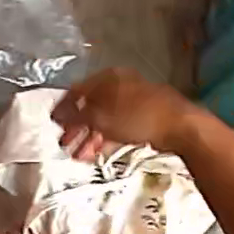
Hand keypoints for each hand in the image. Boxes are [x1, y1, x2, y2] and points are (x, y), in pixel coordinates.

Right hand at [52, 67, 211, 158]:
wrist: (179, 127)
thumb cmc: (136, 116)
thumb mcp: (100, 116)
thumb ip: (76, 116)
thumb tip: (58, 115)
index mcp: (108, 78)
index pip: (77, 90)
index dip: (63, 108)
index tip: (54, 123)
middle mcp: (120, 86)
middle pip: (91, 106)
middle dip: (76, 127)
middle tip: (65, 143)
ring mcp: (133, 102)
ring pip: (104, 119)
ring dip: (89, 137)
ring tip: (79, 156)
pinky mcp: (144, 119)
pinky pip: (117, 128)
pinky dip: (105, 140)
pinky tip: (96, 154)